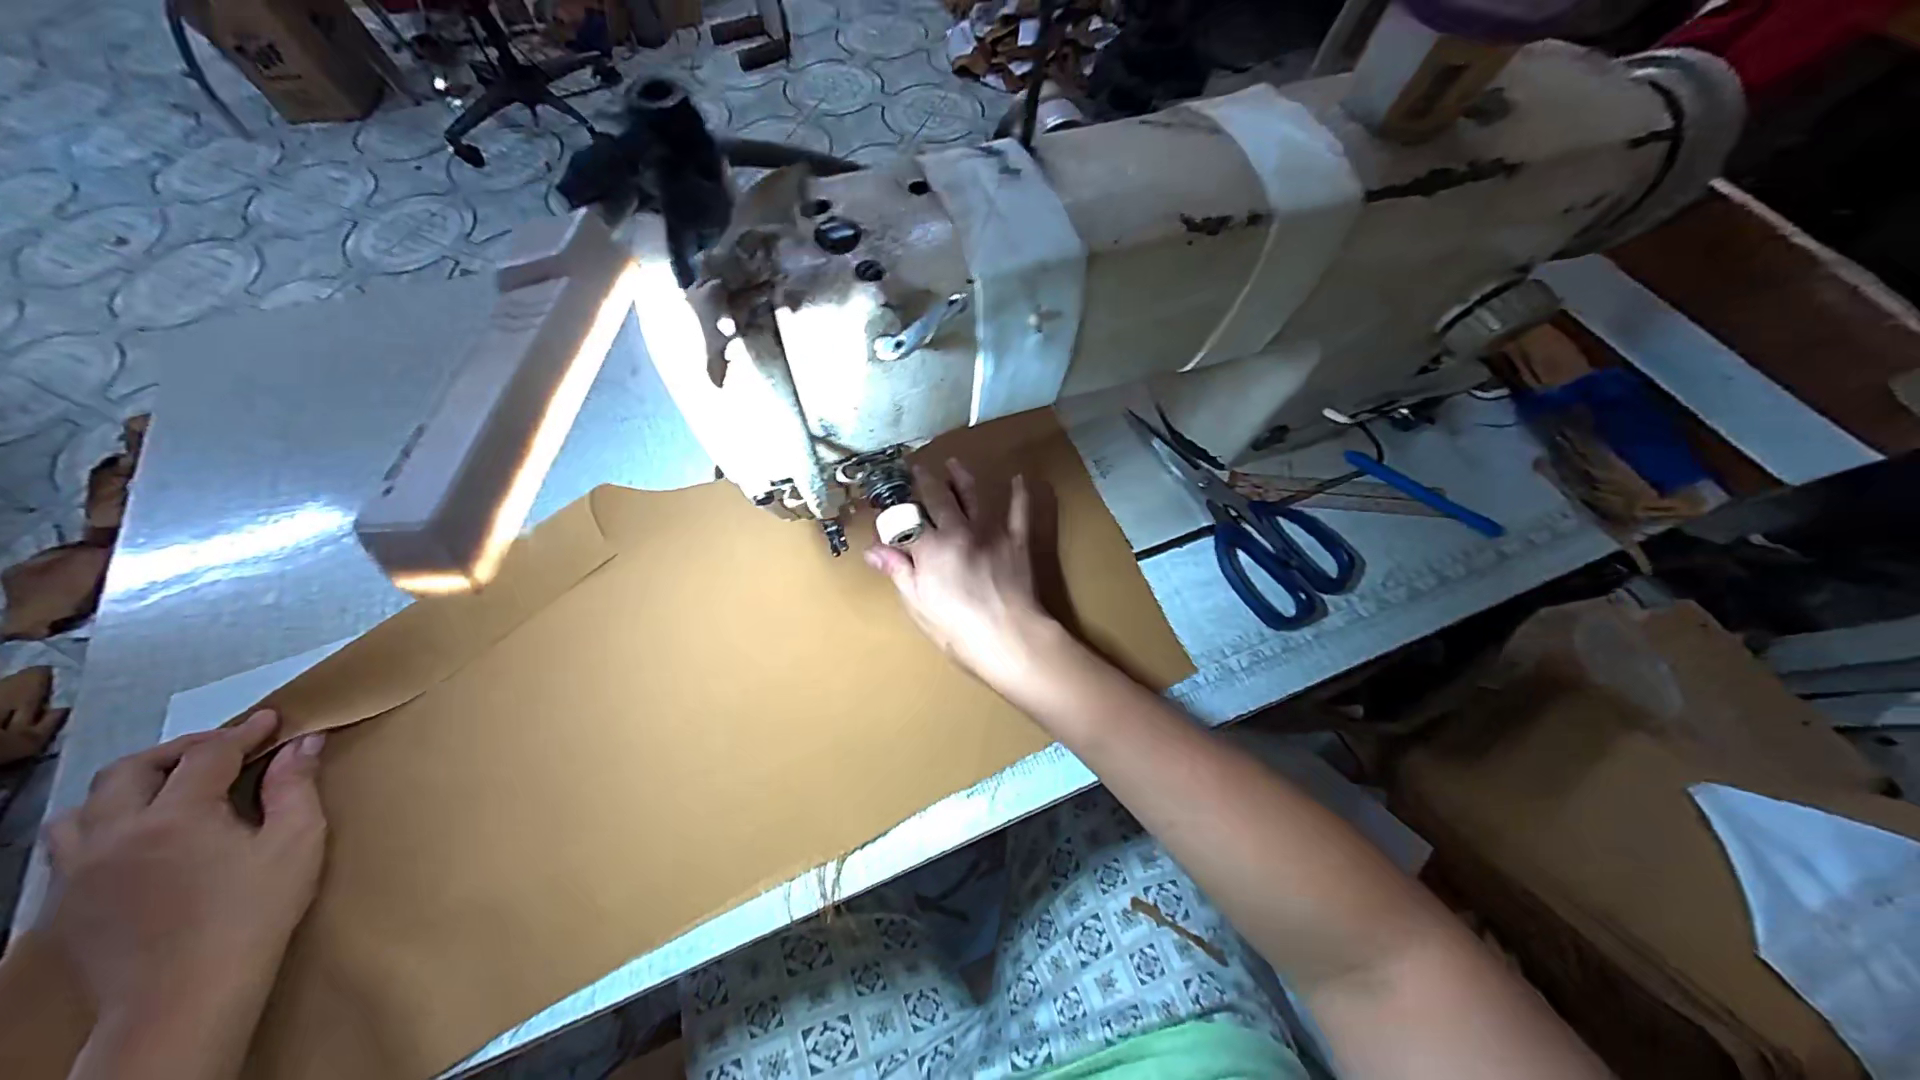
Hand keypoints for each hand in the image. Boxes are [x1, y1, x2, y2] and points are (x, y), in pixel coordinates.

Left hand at [45, 710, 325, 1066]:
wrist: (185, 996)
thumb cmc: (254, 912)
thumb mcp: (297, 842)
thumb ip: (296, 787)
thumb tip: (303, 742)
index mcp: (174, 817)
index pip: (208, 755)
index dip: (244, 732)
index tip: (274, 721)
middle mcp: (114, 834)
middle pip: (132, 770)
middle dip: (181, 749)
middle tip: (224, 748)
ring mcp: (80, 871)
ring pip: (84, 807)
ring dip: (129, 785)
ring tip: (170, 788)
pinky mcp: (67, 903)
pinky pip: (70, 845)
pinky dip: (105, 823)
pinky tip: (140, 836)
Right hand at [865, 459, 1059, 688]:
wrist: (1009, 638)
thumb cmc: (957, 630)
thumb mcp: (918, 604)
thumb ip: (898, 571)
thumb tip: (873, 549)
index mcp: (930, 548)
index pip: (906, 521)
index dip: (894, 510)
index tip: (887, 499)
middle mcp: (958, 531)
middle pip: (938, 498)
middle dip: (925, 481)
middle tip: (918, 468)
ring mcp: (990, 532)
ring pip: (973, 496)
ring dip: (962, 478)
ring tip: (954, 464)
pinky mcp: (1017, 540)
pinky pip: (1019, 510)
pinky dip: (1019, 493)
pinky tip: (1018, 478)